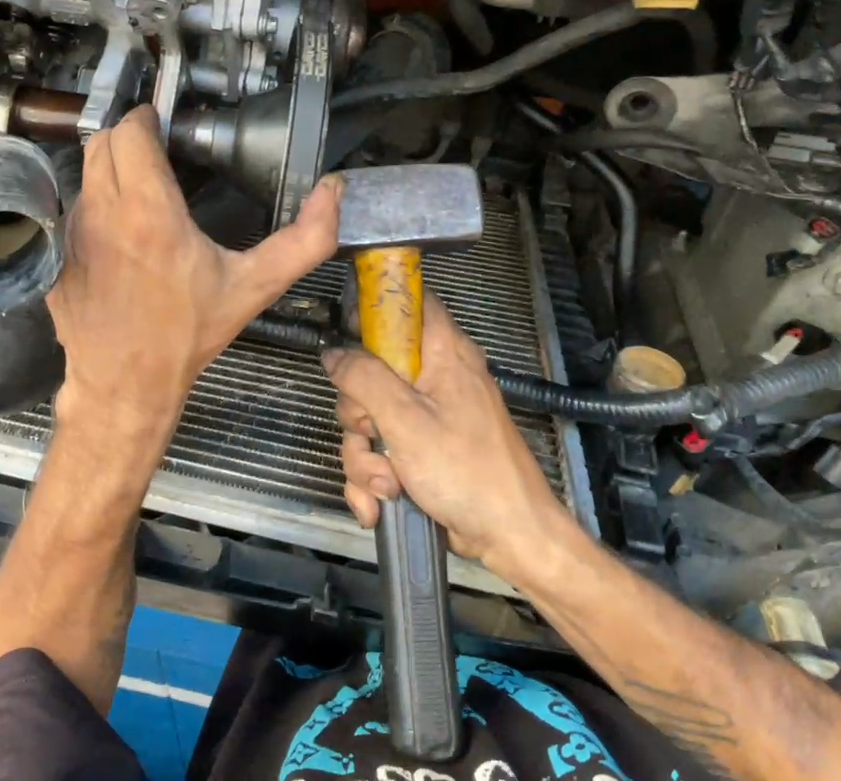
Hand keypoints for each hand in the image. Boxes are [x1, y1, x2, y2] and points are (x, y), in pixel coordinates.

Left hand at [49, 106, 341, 445]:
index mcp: (149, 212)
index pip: (131, 131)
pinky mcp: (55, 255)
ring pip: (84, 176)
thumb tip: (332, 192)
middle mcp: (102, 213)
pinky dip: (93, 209)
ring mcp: (71, 234)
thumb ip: (304, 240)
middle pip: (101, 142)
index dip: (147, 119)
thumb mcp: (254, 288)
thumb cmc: (187, 335)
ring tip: (141, 195)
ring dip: (109, 172)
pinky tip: (119, 237)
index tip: (165, 128)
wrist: (126, 386)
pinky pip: (71, 212)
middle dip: (128, 138)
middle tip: (156, 154)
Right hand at [322, 292, 573, 575]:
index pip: (410, 303)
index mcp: (444, 354)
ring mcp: (427, 418)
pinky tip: (380, 503)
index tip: (347, 334)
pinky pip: (378, 453)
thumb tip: (333, 354)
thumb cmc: (467, 471)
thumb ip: (364, 380)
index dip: (375, 308)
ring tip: (387, 484)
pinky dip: (373, 480)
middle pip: (371, 371)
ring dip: (364, 458)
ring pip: (368, 419)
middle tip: (371, 433)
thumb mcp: (407, 420)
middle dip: (358, 414)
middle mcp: (435, 380)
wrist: (507, 537)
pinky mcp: (420, 452)